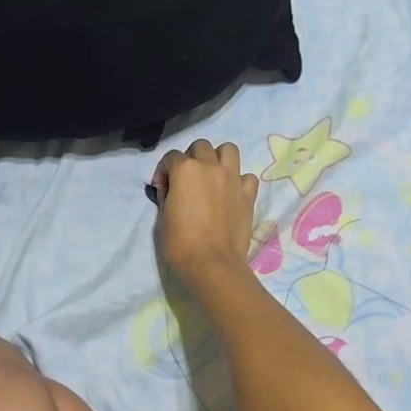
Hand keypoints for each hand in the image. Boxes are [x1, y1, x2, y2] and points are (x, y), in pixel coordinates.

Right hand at [150, 140, 258, 285]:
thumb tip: (170, 188)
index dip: (164, 171)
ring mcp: (233, 179)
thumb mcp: (163, 217)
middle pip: (201, 146)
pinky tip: (232, 193)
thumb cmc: (180, 243)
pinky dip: (239, 181)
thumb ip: (167, 195)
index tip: (162, 188)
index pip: (171, 157)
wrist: (212, 264)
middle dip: (191, 158)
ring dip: (218, 158)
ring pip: (229, 150)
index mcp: (186, 170)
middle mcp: (211, 167)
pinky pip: (247, 177)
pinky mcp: (248, 195)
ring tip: (212, 176)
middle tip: (187, 180)